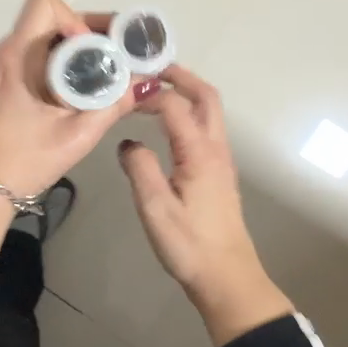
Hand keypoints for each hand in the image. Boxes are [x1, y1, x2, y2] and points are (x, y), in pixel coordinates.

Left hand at [0, 0, 138, 195]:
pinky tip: (42, 102)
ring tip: (73, 87)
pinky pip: (7, 63)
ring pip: (22, 45)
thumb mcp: (75, 137)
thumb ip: (112, 104)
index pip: (43, 3)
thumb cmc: (24, 163)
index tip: (90, 49)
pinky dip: (30, 72)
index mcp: (13, 59)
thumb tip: (144, 83)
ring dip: (51, 57)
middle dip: (72, 40)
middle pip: (36, 24)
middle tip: (99, 62)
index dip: (74, 18)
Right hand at [116, 65, 292, 344]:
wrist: (227, 277)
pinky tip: (163, 126)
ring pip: (208, 111)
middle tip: (147, 69)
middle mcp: (216, 149)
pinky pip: (205, 129)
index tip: (121, 90)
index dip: (148, 92)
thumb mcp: (154, 208)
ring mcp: (221, 161)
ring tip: (152, 91)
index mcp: (200, 153)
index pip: (174, 105)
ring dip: (185, 93)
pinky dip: (186, 113)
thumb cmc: (189, 246)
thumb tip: (127, 142)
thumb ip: (139, 168)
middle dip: (179, 76)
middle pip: (205, 97)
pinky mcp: (218, 174)